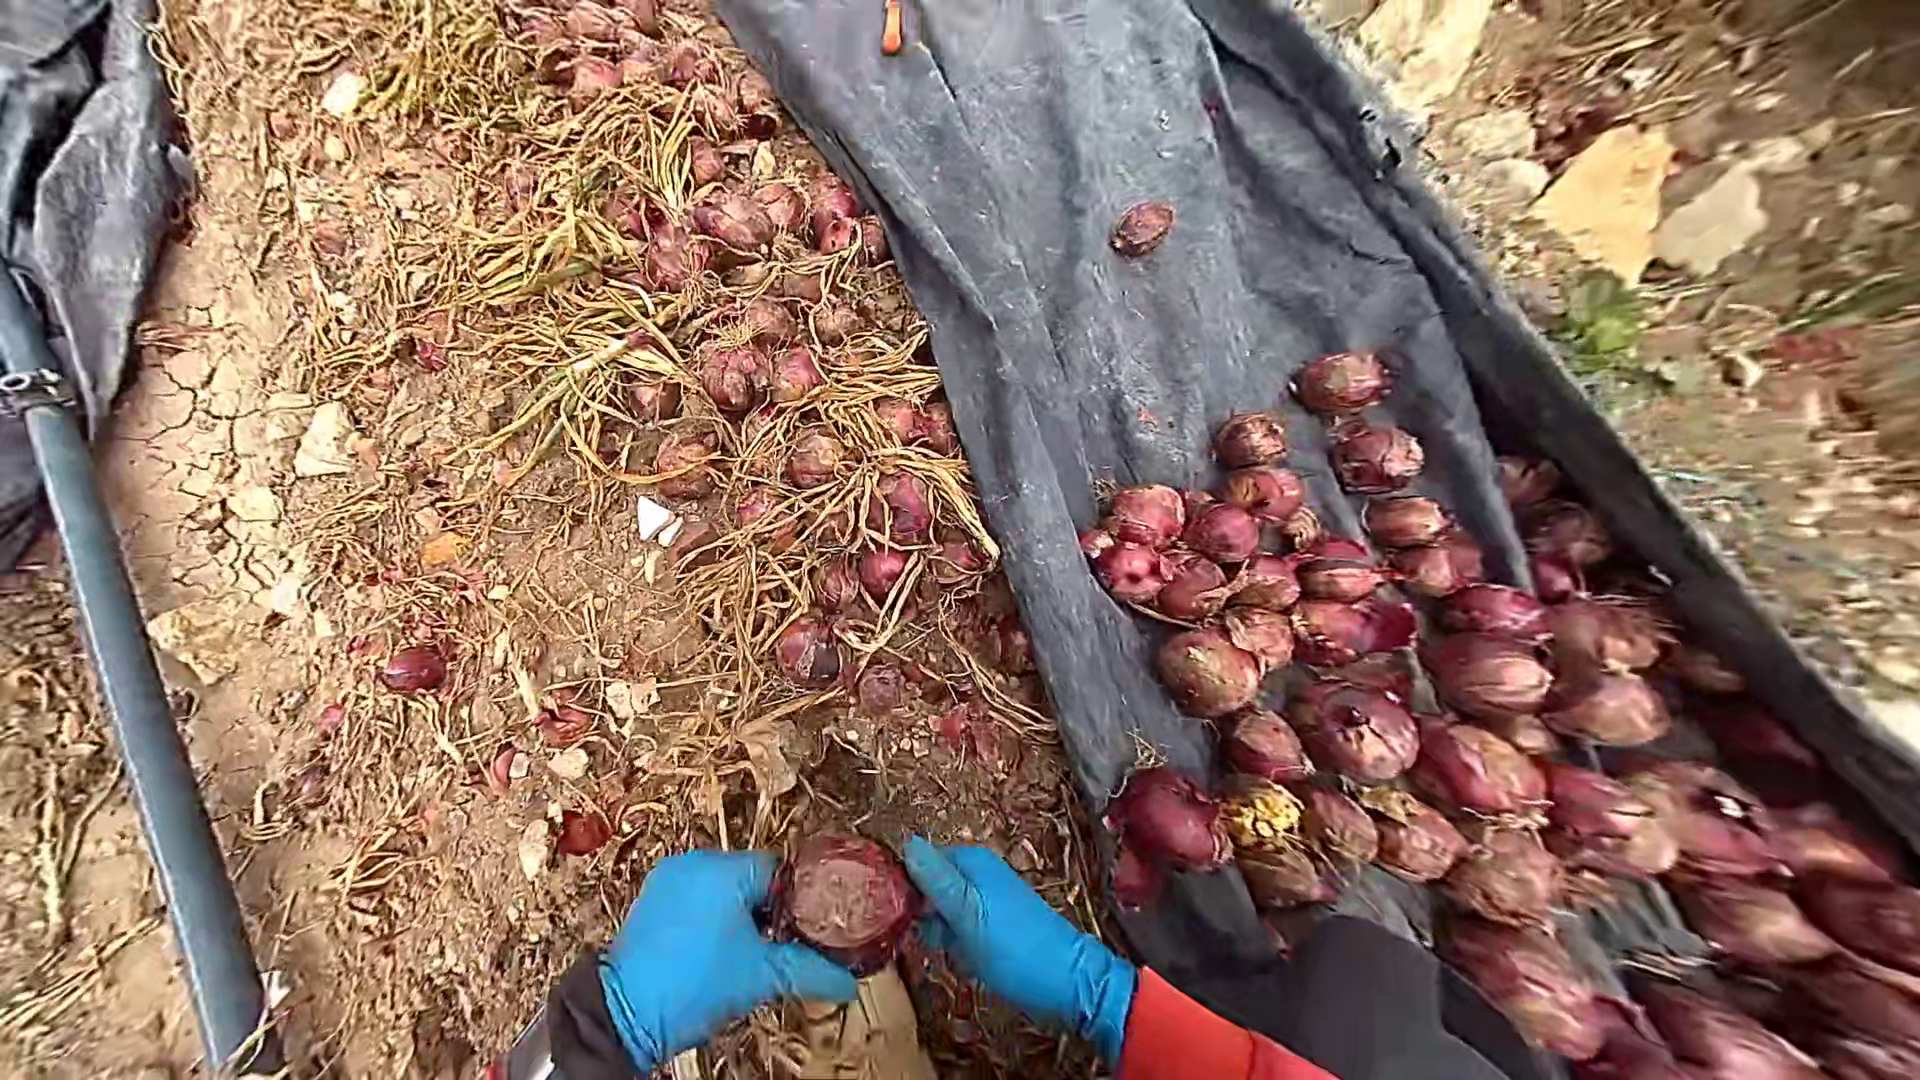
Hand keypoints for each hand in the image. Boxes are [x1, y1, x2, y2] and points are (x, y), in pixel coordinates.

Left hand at [598, 850, 856, 1070]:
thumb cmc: (691, 987)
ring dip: (735, 911)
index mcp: (727, 868)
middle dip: (763, 909)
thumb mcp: (759, 977)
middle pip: (752, 876)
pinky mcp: (654, 893)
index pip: (779, 871)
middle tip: (767, 944)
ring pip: (724, 885)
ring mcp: (672, 875)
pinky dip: (708, 912)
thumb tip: (848, 982)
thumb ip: (808, 970)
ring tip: (736, 949)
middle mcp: (699, 861)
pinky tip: (708, 945)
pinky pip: (696, 892)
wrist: (620, 1018)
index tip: (794, 930)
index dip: (791, 902)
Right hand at [903, 837, 1136, 1060]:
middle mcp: (976, 872)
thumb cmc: (1014, 947)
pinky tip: (967, 960)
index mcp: (970, 860)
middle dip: (926, 916)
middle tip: (937, 939)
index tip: (905, 917)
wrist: (1067, 982)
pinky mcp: (991, 921)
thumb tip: (906, 842)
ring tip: (955, 952)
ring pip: (942, 911)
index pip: (920, 861)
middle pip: (929, 887)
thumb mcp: (968, 914)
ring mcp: (984, 897)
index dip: (908, 888)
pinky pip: (958, 927)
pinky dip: (957, 944)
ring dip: (941, 934)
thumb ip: (936, 880)